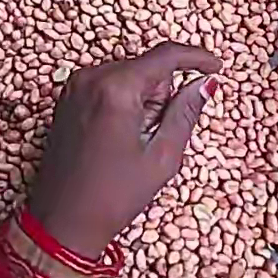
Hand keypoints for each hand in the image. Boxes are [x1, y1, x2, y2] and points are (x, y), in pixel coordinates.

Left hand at [27, 43, 222, 256]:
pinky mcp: (67, 97)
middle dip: (161, 96)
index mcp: (115, 88)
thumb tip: (205, 83)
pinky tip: (117, 138)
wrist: (61, 222)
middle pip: (147, 68)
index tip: (216, 66)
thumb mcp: (162, 157)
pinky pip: (109, 85)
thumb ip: (186, 112)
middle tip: (155, 137)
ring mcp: (75, 86)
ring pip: (129, 77)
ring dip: (142, 101)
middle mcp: (91, 77)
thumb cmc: (110, 196)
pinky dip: (123, 103)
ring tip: (132, 142)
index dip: (197, 58)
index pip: (166, 55)